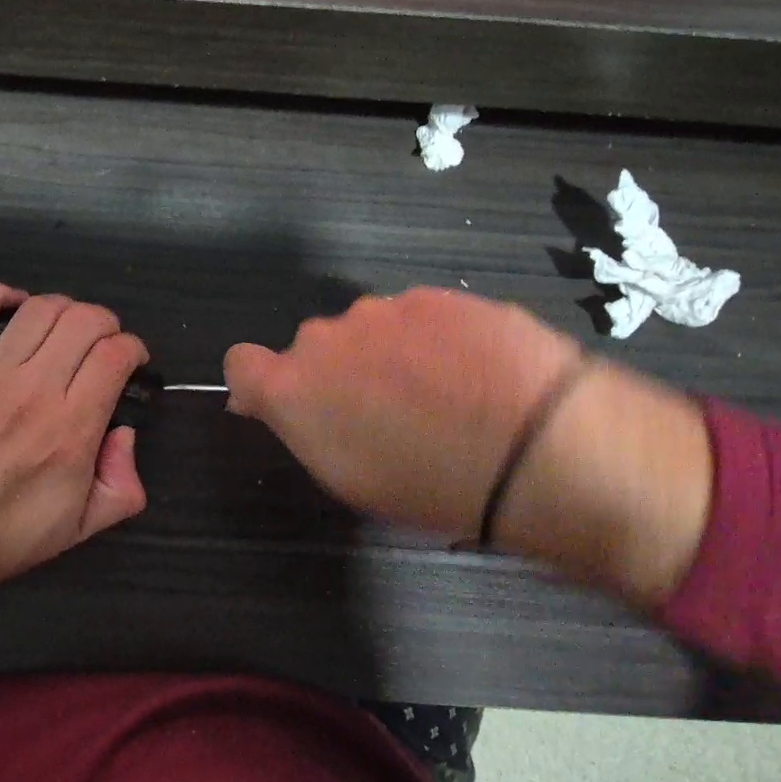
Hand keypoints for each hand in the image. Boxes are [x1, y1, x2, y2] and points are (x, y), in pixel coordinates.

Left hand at [0, 285, 150, 594]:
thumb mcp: (77, 531)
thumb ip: (122, 487)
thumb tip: (124, 435)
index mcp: (70, 428)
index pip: (115, 354)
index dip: (134, 349)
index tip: (131, 362)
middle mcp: (33, 389)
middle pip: (84, 320)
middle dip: (107, 324)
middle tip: (104, 346)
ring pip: (38, 309)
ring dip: (63, 308)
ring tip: (65, 329)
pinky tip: (12, 304)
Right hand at [224, 287, 712, 604]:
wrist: (539, 446)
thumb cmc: (433, 484)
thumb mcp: (349, 477)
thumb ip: (302, 428)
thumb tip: (268, 402)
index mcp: (293, 387)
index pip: (240, 363)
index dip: (259, 382)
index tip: (286, 405)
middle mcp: (328, 338)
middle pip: (314, 348)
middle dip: (337, 374)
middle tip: (384, 415)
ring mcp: (386, 311)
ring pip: (370, 330)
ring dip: (388, 355)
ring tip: (443, 397)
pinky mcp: (441, 296)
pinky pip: (421, 317)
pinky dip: (435, 340)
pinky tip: (476, 374)